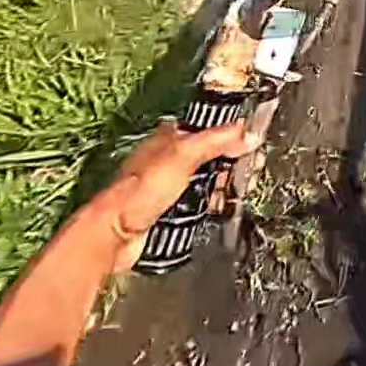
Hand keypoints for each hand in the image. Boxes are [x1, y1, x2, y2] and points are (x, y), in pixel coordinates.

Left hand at [86, 120, 260, 271]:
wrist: (114, 238)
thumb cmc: (142, 191)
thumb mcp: (184, 155)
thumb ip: (219, 139)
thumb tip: (251, 134)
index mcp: (170, 137)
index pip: (211, 127)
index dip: (233, 134)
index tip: (250, 143)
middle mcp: (170, 158)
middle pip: (215, 154)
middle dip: (234, 163)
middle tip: (247, 172)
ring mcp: (170, 185)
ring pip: (211, 178)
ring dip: (226, 186)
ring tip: (235, 192)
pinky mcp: (171, 209)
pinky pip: (203, 201)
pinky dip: (215, 203)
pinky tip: (220, 207)